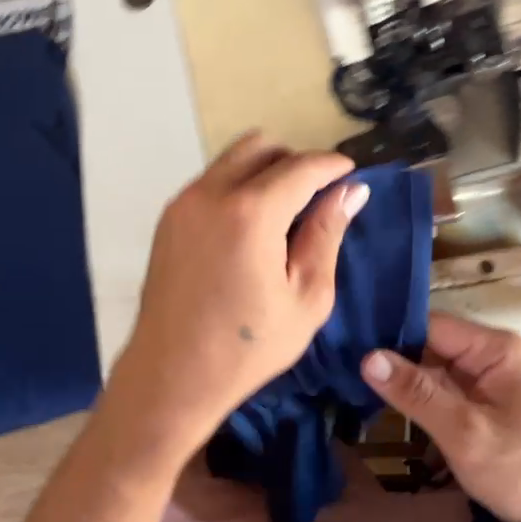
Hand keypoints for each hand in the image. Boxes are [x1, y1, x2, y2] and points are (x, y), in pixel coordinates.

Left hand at [103, 133, 367, 455]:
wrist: (171, 374)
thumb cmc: (247, 348)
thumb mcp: (306, 297)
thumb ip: (326, 235)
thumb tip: (351, 192)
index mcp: (251, 213)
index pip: (301, 167)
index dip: (332, 165)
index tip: (352, 174)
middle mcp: (211, 193)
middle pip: (261, 147)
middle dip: (295, 162)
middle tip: (316, 197)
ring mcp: (183, 203)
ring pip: (231, 160)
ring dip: (264, 171)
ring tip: (284, 216)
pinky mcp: (168, 218)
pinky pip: (210, 182)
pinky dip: (237, 187)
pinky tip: (250, 230)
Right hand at [361, 312, 520, 521]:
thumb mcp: (465, 433)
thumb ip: (416, 393)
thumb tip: (367, 358)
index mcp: (494, 348)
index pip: (429, 325)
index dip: (389, 334)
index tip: (345, 343)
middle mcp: (488, 353)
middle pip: (426, 342)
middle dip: (388, 354)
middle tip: (337, 362)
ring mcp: (482, 377)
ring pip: (427, 365)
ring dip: (396, 375)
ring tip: (344, 375)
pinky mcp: (476, 401)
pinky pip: (436, 386)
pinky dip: (410, 393)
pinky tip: (373, 395)